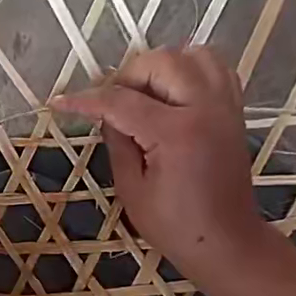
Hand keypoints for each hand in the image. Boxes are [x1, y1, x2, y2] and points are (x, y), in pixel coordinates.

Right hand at [53, 46, 265, 277]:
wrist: (226, 241)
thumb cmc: (174, 226)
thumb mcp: (132, 189)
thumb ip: (118, 142)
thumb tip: (106, 114)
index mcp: (176, 133)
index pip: (121, 101)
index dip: (86, 100)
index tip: (60, 102)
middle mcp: (205, 108)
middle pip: (160, 63)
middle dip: (127, 76)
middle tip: (111, 104)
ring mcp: (225, 106)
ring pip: (192, 55)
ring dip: (161, 67)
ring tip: (143, 94)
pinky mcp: (234, 110)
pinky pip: (216, 69)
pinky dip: (191, 70)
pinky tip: (172, 92)